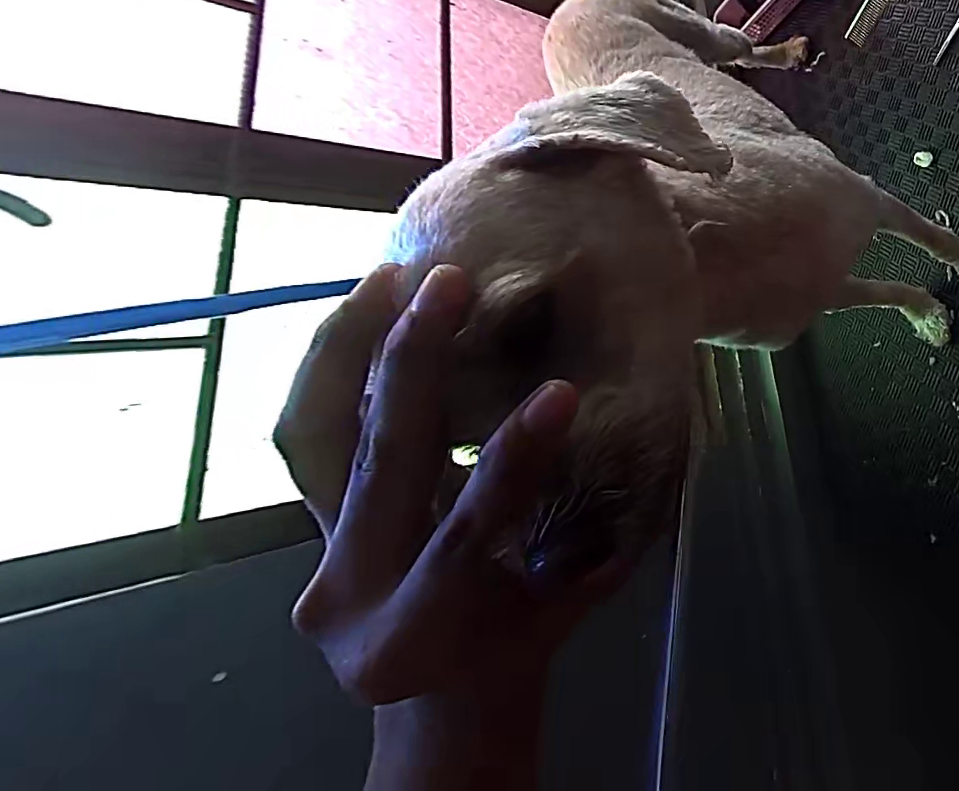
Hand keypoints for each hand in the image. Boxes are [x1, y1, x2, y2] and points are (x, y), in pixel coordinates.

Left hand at [273, 264, 625, 787]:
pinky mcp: (311, 521)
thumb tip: (652, 436)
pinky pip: (306, 440)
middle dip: (418, 367)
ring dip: (357, 351)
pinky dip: (330, 369)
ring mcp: (315, 556)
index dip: (514, 460)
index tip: (563, 390)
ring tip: (392, 278)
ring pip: (319, 443)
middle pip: (379, 469)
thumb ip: (607, 520)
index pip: (465, 532)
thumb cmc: (536, 627)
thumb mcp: (581, 585)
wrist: (449, 680)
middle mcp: (345, 596)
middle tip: (450, 285)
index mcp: (420, 631)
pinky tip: (362, 314)